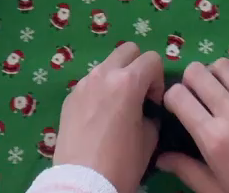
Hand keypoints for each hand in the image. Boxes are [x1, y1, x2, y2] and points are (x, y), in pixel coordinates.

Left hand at [52, 42, 164, 192]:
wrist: (81, 183)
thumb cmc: (120, 164)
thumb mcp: (148, 140)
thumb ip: (151, 114)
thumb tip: (147, 109)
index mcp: (127, 82)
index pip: (152, 59)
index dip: (158, 80)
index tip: (153, 103)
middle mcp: (104, 73)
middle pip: (128, 49)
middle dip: (138, 67)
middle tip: (138, 95)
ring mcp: (84, 82)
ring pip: (107, 64)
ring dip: (117, 77)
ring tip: (116, 107)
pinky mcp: (70, 95)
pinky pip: (90, 82)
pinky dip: (100, 90)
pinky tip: (98, 118)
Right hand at [157, 60, 228, 192]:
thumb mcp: (216, 192)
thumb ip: (186, 170)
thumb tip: (161, 156)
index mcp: (214, 139)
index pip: (178, 95)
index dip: (171, 98)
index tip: (175, 108)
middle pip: (197, 71)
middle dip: (189, 81)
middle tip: (195, 97)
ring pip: (223, 66)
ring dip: (214, 75)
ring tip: (217, 92)